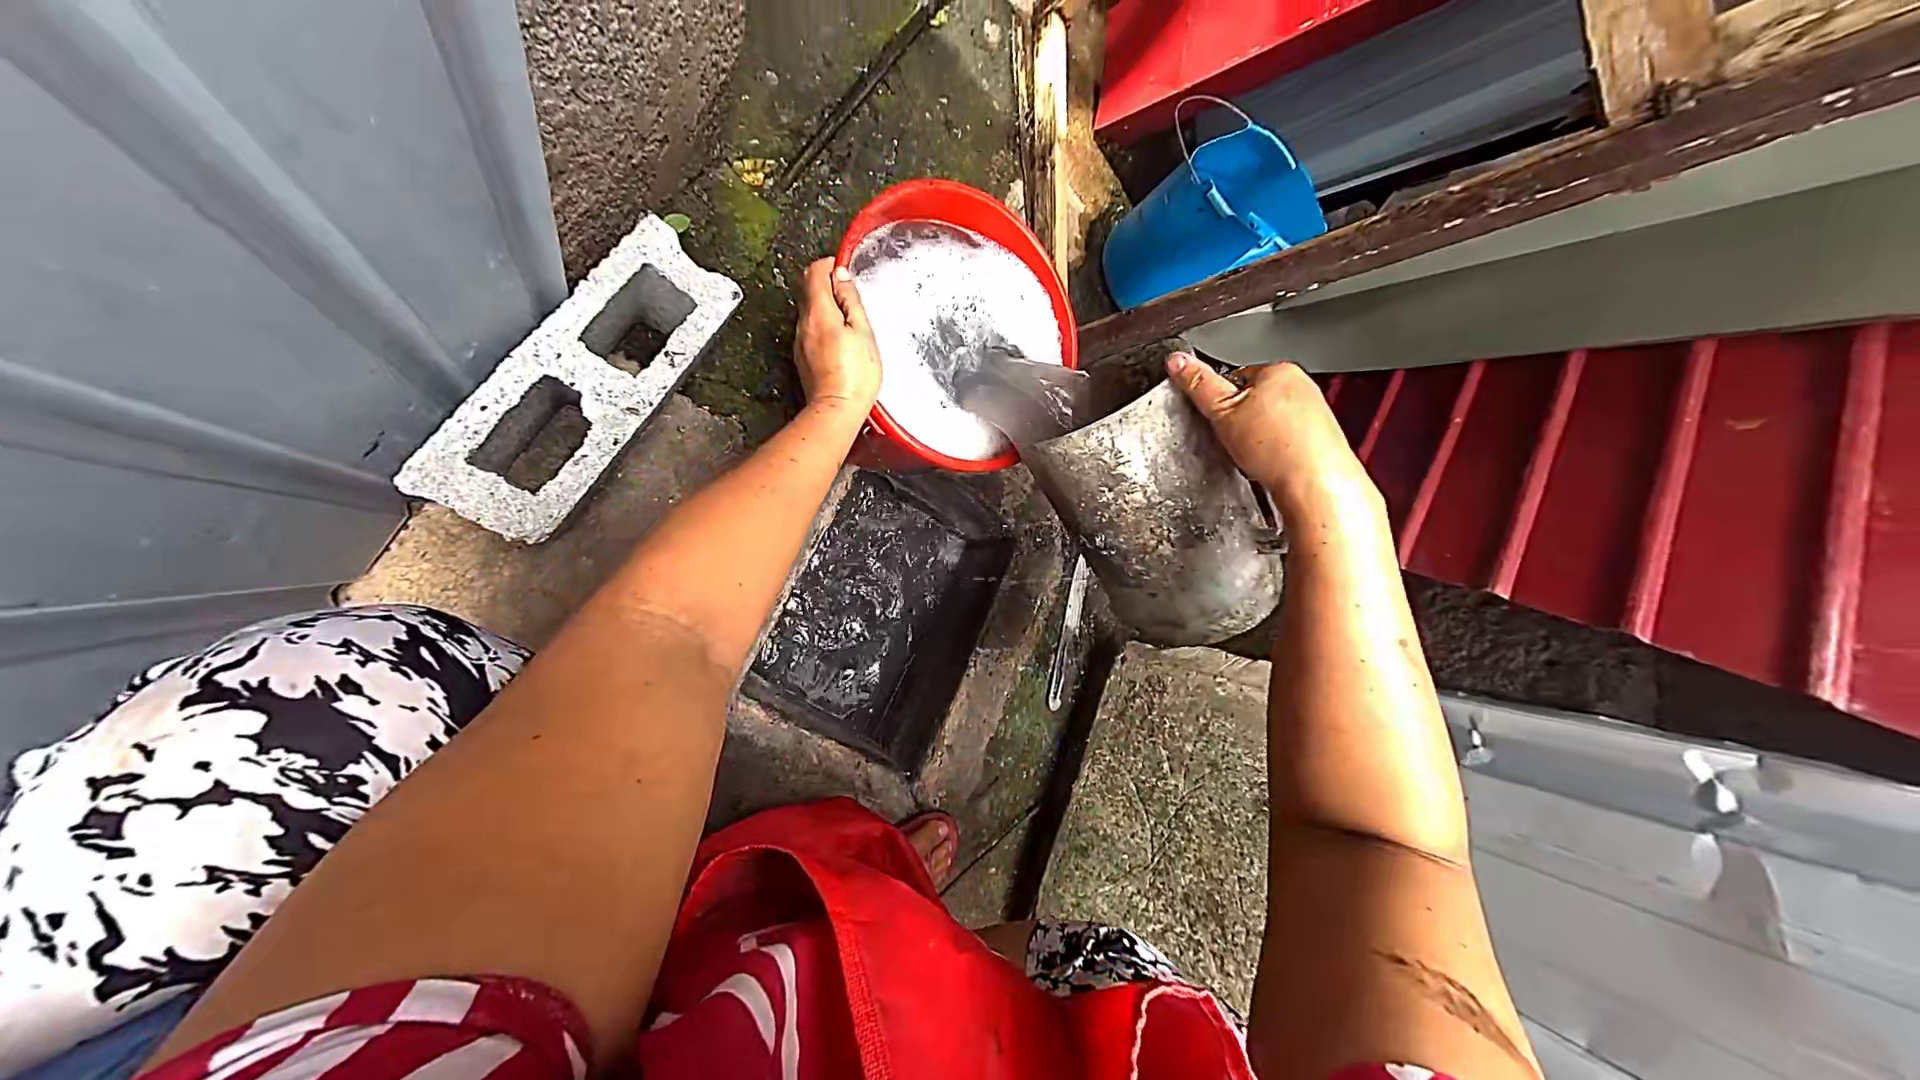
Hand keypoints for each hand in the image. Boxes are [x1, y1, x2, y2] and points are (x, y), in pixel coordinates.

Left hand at [795, 258, 881, 409]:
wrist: (837, 410)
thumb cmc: (854, 376)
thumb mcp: (863, 332)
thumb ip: (851, 300)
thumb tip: (842, 277)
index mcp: (819, 312)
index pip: (815, 271)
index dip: (831, 266)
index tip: (845, 272)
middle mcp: (804, 324)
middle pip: (810, 290)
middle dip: (829, 286)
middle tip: (852, 299)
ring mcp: (801, 341)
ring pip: (810, 312)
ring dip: (828, 310)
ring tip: (850, 325)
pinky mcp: (803, 357)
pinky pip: (811, 332)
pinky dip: (824, 328)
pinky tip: (841, 344)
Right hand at [1166, 353, 1379, 522]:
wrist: (1314, 484)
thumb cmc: (1279, 448)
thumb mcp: (1222, 412)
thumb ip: (1198, 385)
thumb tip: (1178, 360)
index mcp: (1280, 370)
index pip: (1234, 376)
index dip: (1218, 400)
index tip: (1215, 417)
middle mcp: (1301, 387)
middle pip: (1251, 400)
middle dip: (1238, 420)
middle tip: (1233, 438)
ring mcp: (1312, 413)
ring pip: (1267, 423)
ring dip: (1255, 438)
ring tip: (1254, 454)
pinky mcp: (1317, 439)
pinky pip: (1282, 442)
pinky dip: (1272, 452)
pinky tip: (1269, 463)